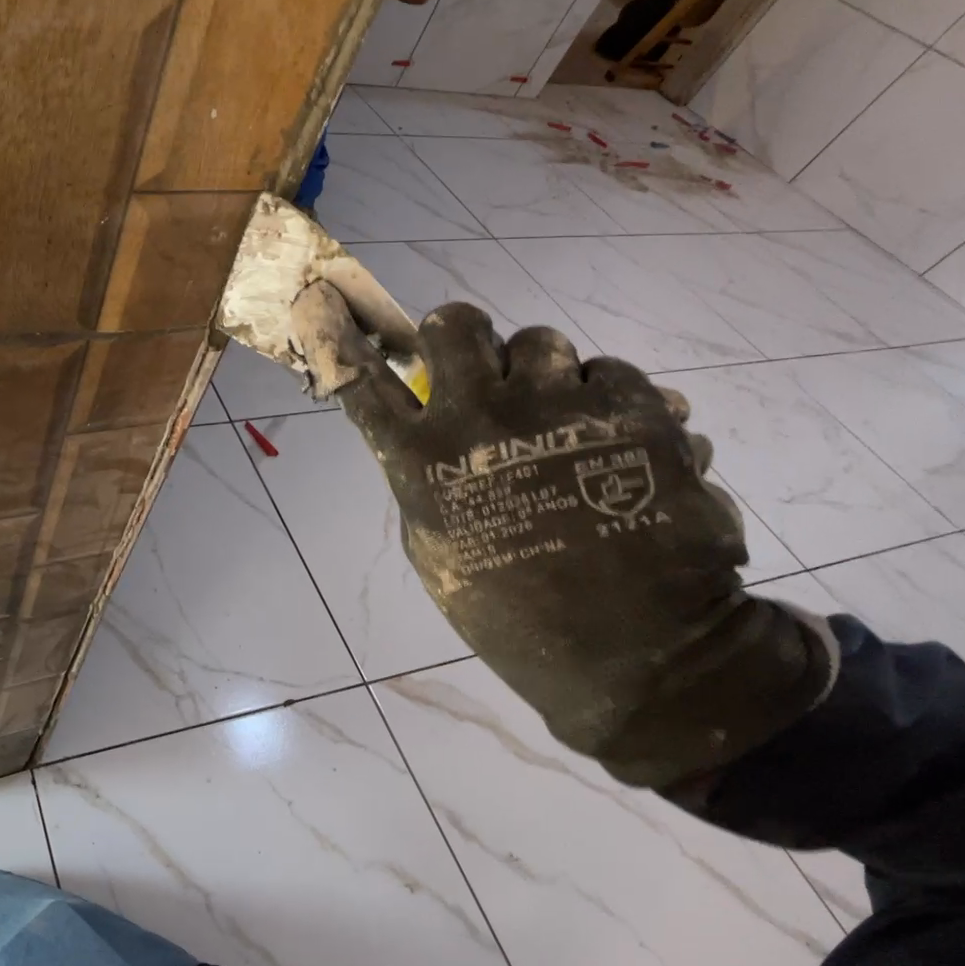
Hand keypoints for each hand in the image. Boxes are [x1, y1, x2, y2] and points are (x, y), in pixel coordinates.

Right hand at [293, 286, 834, 786]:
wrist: (638, 657)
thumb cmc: (514, 616)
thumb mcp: (436, 549)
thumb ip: (425, 479)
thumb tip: (434, 427)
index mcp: (422, 461)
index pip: (363, 381)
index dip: (341, 340)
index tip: (325, 308)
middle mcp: (483, 418)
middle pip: (455, 324)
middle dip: (458, 338)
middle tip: (477, 371)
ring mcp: (564, 408)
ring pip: (541, 340)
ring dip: (541, 372)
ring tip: (558, 417)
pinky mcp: (639, 413)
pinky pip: (614, 373)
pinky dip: (608, 402)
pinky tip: (615, 444)